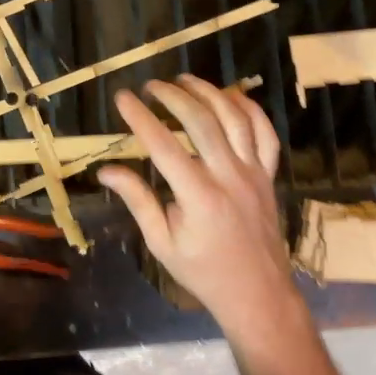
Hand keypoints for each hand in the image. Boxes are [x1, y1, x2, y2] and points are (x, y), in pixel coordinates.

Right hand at [99, 76, 301, 338]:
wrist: (258, 293)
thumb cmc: (203, 272)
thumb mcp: (162, 244)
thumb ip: (138, 201)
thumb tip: (106, 171)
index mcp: (198, 197)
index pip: (163, 145)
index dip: (140, 118)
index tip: (121, 98)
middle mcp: (229, 177)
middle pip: (201, 121)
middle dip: (172, 96)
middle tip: (150, 86)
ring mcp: (254, 173)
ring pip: (235, 118)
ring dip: (208, 92)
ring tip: (184, 80)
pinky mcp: (269, 175)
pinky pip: (265, 134)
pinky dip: (249, 109)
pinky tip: (230, 97)